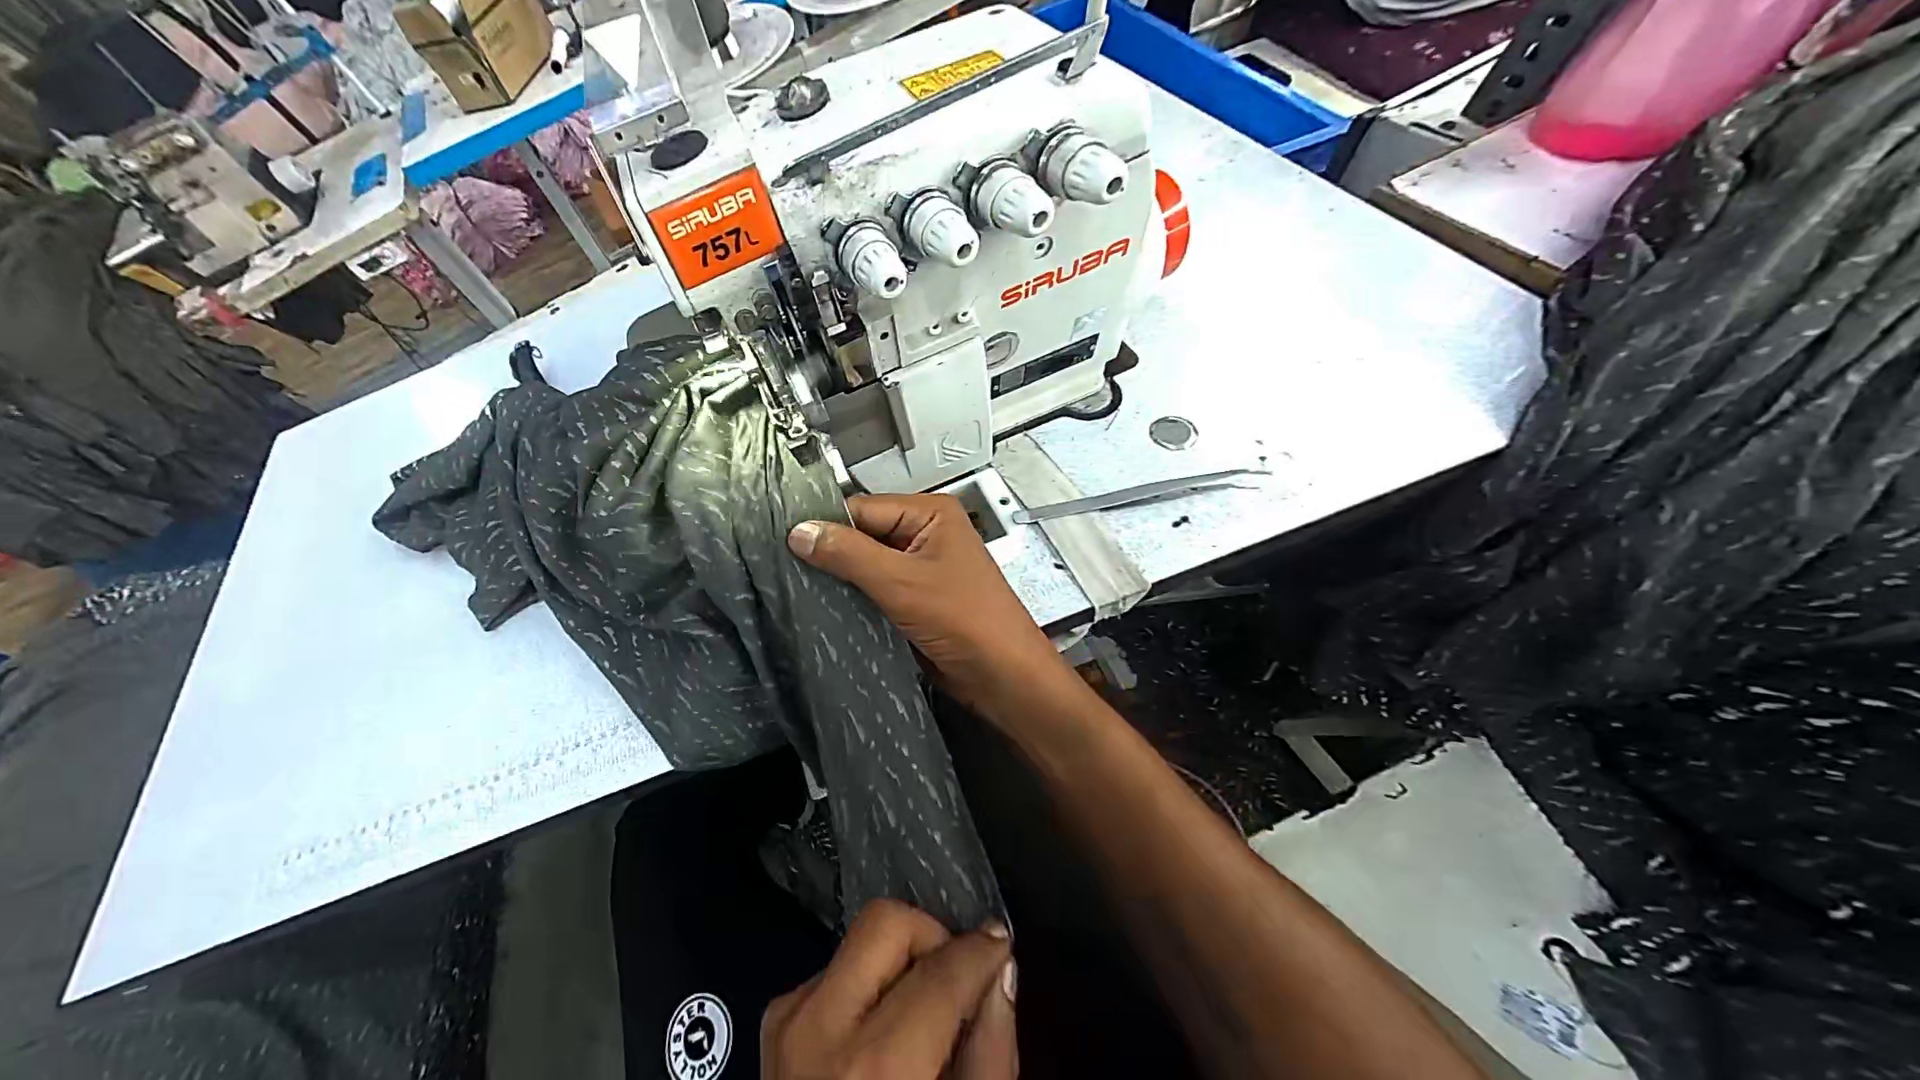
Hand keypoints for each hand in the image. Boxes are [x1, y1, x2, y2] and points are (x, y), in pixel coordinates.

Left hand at [761, 899, 1016, 1079]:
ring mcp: (787, 1023)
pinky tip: (881, 1030)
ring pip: (859, 939)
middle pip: (886, 923)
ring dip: (900, 959)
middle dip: (932, 937)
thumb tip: (1001, 969)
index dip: (981, 949)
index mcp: (874, 1068)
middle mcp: (819, 1030)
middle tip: (956, 979)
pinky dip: (868, 982)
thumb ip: (991, 1051)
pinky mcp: (773, 1023)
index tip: (1001, 945)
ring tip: (921, 1010)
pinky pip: (834, 968)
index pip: (939, 970)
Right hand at [787, 494, 1067, 719]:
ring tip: (808, 590)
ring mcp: (920, 568)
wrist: (1001, 675)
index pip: (862, 507)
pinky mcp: (915, 599)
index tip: (788, 542)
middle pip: (862, 534)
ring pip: (866, 565)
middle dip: (833, 553)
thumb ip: (848, 554)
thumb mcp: (901, 581)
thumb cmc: (970, 621)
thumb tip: (802, 532)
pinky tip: (832, 608)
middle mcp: (926, 534)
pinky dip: (855, 598)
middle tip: (790, 569)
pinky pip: (875, 590)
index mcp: (931, 513)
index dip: (826, 525)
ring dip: (843, 579)